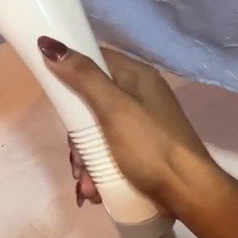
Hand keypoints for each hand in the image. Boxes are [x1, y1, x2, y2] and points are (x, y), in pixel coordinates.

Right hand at [38, 40, 237, 228]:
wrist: (188, 194)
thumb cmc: (150, 145)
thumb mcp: (113, 108)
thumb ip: (83, 76)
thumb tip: (48, 43)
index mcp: (136, 75)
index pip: (95, 58)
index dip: (70, 68)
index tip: (53, 92)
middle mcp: (138, 95)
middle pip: (90, 99)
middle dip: (76, 133)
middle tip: (75, 156)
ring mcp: (139, 123)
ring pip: (95, 130)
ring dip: (85, 157)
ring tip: (85, 182)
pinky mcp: (139, 148)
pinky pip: (107, 149)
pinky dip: (97, 167)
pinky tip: (94, 188)